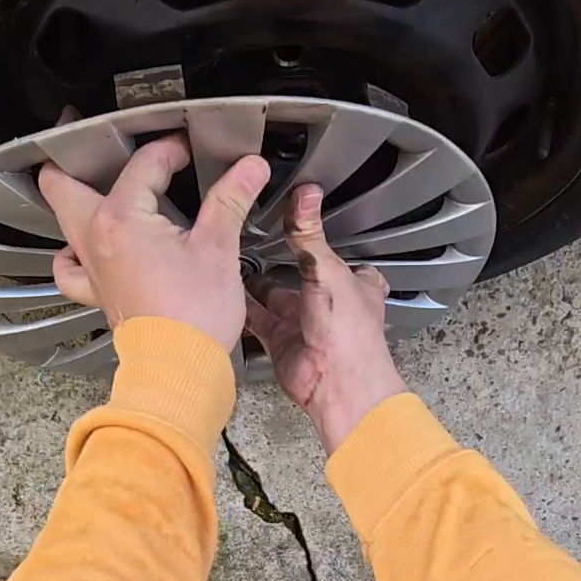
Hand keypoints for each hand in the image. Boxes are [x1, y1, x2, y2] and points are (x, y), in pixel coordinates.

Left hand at [37, 137, 270, 350]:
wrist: (180, 368)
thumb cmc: (195, 316)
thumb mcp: (218, 249)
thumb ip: (230, 201)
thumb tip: (249, 168)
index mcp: (122, 218)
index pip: (144, 165)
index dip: (170, 150)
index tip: (189, 150)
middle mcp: (94, 238)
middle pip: (62, 180)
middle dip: (74, 153)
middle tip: (92, 135)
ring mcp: (92, 267)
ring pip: (61, 218)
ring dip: (72, 197)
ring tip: (91, 183)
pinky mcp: (99, 293)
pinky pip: (69, 268)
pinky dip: (71, 252)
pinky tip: (81, 247)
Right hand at [246, 185, 406, 453]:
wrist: (338, 384)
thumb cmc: (351, 334)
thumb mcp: (328, 271)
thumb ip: (309, 235)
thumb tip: (306, 195)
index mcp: (354, 284)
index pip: (340, 255)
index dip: (324, 242)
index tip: (303, 220)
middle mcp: (329, 304)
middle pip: (301, 275)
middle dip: (281, 262)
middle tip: (257, 238)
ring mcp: (304, 323)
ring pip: (275, 297)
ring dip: (256, 285)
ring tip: (233, 260)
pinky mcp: (282, 342)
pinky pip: (258, 321)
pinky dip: (244, 310)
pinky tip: (227, 294)